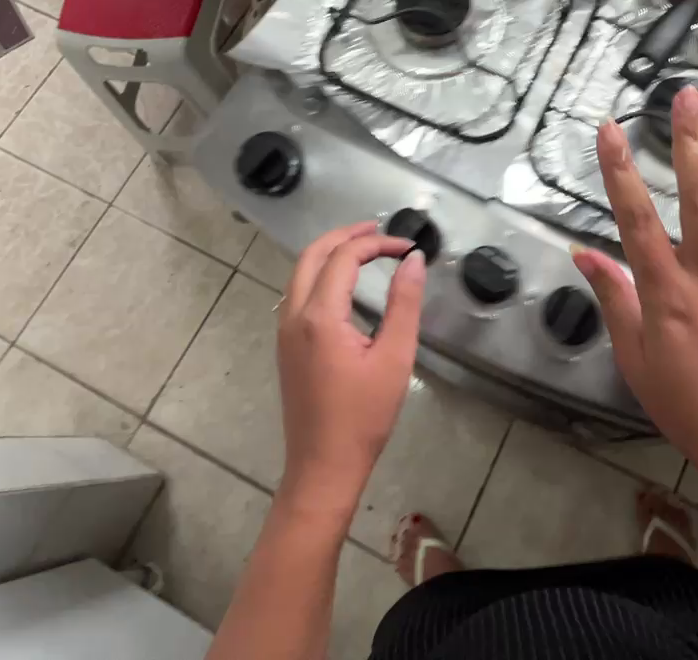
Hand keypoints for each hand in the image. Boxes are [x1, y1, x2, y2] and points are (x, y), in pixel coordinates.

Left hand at [276, 222, 427, 506]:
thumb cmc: (364, 416)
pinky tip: (343, 284)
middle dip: (344, 236)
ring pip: (299, 273)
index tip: (408, 248)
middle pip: (312, 255)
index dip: (376, 243)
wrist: (323, 466)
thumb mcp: (394, 357)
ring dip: (329, 253)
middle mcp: (293, 316)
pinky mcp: (286, 346)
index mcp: (319, 315)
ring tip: (364, 249)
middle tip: (379, 230)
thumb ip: (404, 303)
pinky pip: (297, 293)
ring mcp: (284, 331)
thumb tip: (413, 260)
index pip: (344, 258)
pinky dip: (319, 273)